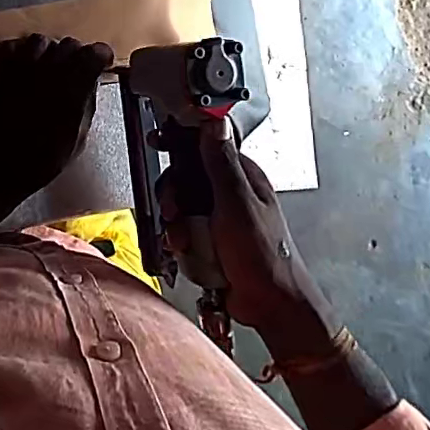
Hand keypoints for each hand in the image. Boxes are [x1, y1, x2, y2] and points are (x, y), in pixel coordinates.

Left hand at [0, 35, 112, 262]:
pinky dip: (23, 52)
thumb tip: (90, 84)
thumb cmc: (41, 162)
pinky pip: (15, 47)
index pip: (94, 53)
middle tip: (75, 69)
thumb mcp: (78, 139)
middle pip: (69, 44)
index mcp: (72, 87)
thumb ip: (87, 105)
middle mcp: (48, 70)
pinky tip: (25, 67)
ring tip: (48, 66)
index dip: (101, 55)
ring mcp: (21, 67)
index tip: (102, 62)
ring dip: (49, 51)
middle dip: (76, 54)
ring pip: (41, 40)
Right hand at [159, 119, 335, 357]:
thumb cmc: (265, 256)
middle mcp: (229, 191)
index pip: (204, 145)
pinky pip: (183, 230)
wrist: (271, 308)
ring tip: (185, 242)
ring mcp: (218, 216)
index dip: (180, 141)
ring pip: (181, 206)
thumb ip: (222, 164)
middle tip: (173, 212)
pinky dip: (182, 242)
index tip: (159, 142)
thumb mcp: (238, 205)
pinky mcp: (209, 238)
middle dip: (174, 196)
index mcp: (241, 174)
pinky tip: (188, 253)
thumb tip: (215, 121)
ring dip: (178, 225)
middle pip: (184, 177)